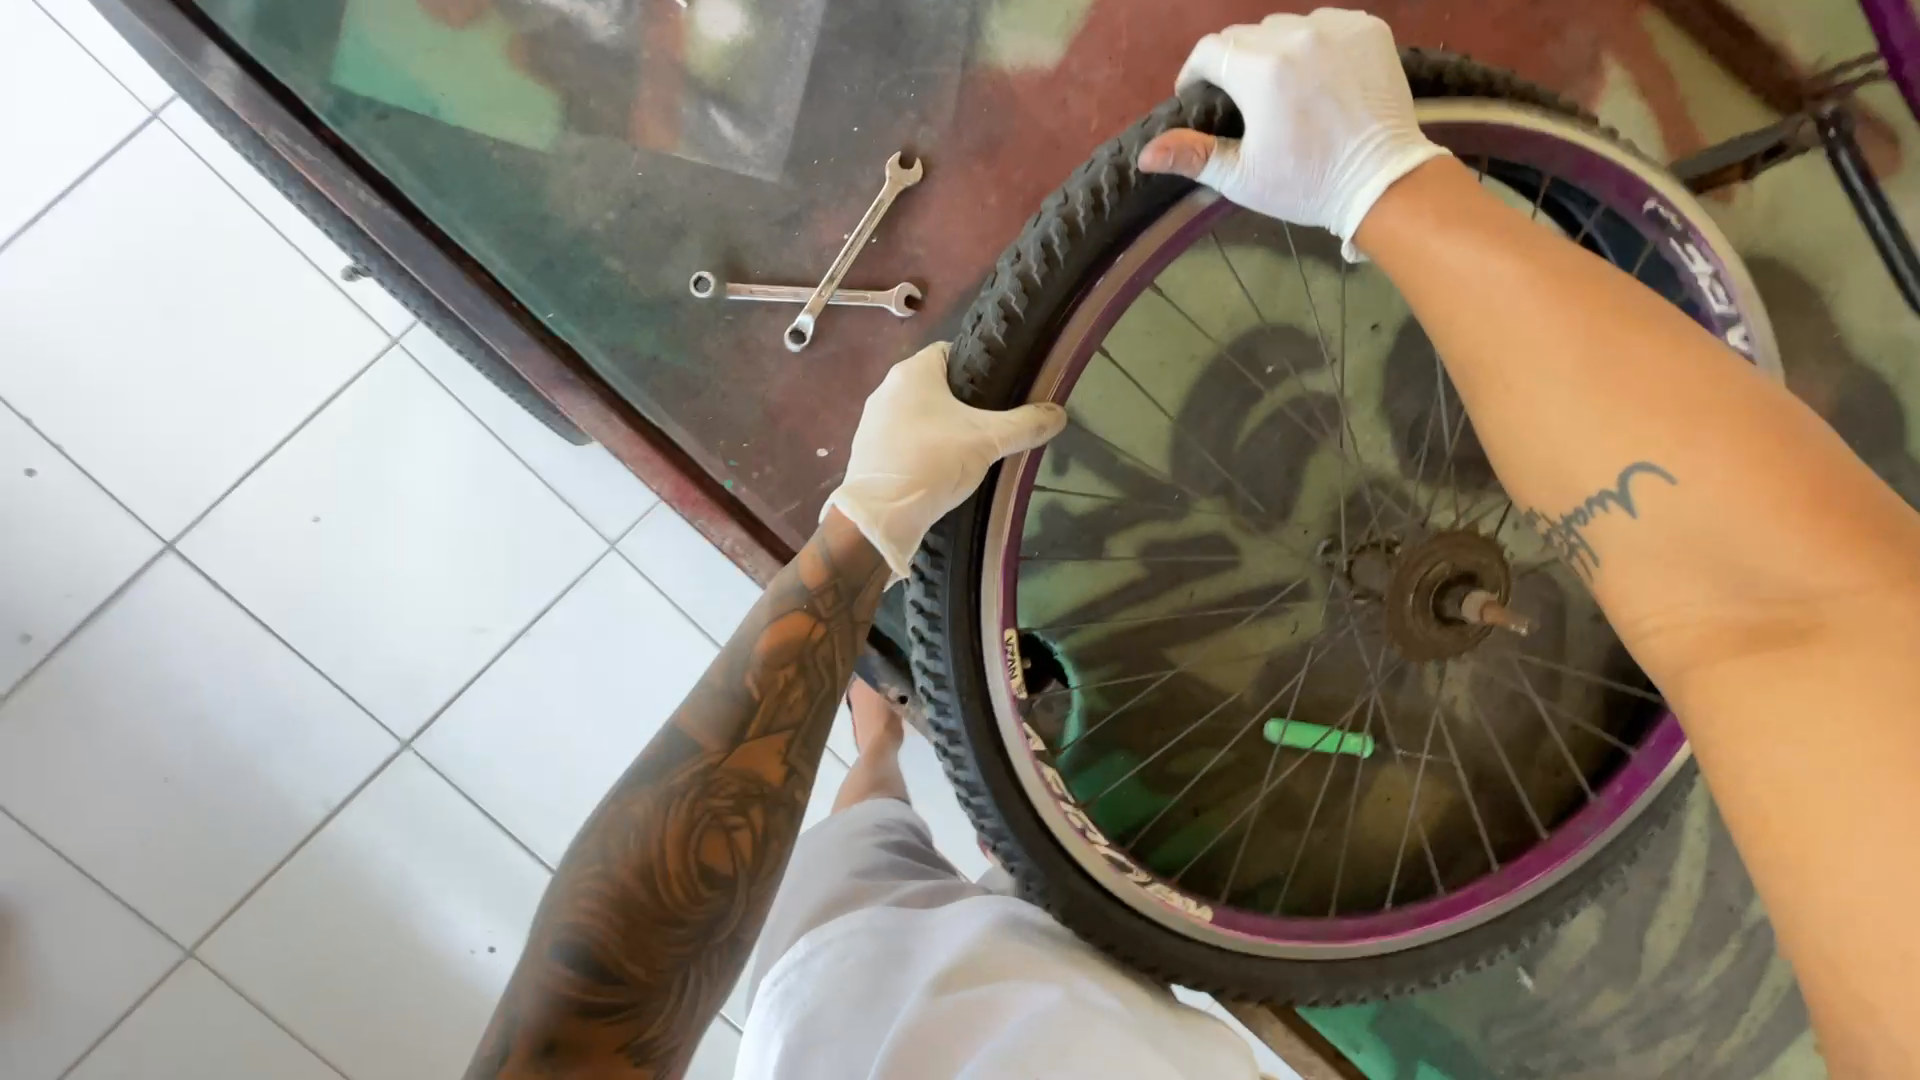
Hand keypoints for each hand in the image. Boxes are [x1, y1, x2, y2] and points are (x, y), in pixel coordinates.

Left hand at [826, 343, 1067, 580]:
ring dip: (941, 430)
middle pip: (934, 386)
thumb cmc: (933, 462)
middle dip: (962, 404)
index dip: (978, 368)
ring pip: (917, 416)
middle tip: (991, 425)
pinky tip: (940, 472)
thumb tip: (1059, 414)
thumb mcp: (988, 440)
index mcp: (912, 372)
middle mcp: (886, 390)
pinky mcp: (867, 455)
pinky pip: (903, 444)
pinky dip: (922, 452)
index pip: (950, 352)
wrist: (880, 517)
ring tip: (969, 451)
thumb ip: (1025, 425)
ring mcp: (872, 423)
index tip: (1000, 390)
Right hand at [1138, 9, 1448, 259]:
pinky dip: (1308, 43)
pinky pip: (1323, 23)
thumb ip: (1192, 156)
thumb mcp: (1240, 177)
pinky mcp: (1368, 28)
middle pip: (1244, 34)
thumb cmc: (1303, 185)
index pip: (1210, 50)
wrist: (1380, 180)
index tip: (1194, 97)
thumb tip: (1145, 154)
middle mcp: (1298, 37)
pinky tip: (1310, 76)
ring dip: (1268, 50)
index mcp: (1262, 71)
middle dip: (1230, 63)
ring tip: (1272, 87)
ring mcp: (1337, 28)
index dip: (1193, 72)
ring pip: (1283, 25)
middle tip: (1234, 99)